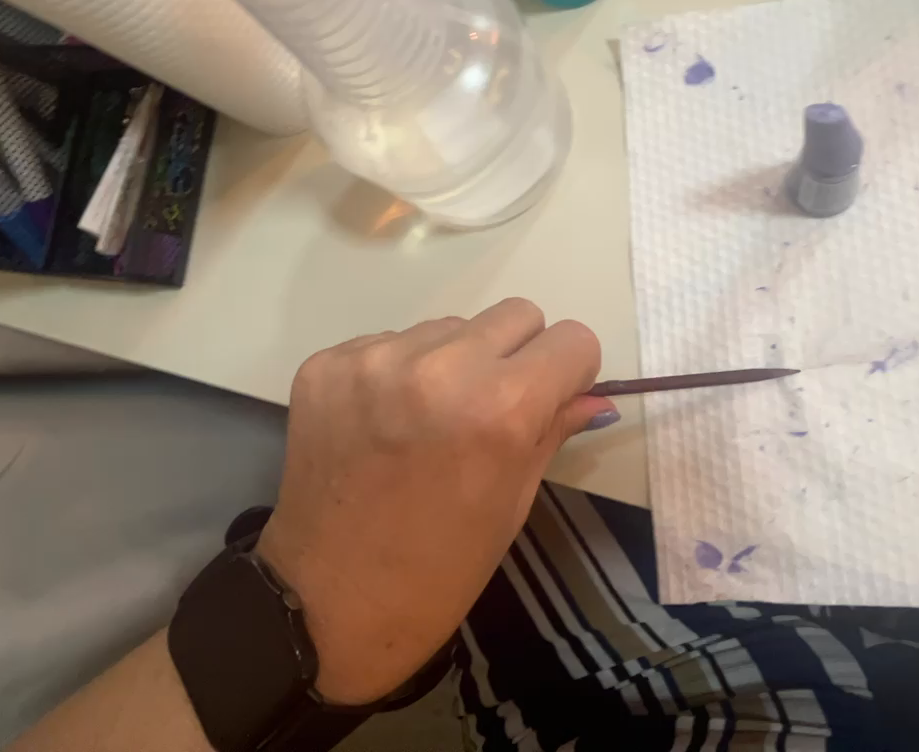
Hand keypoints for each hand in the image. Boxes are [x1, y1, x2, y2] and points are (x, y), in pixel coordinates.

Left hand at [254, 299, 614, 705]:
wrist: (325, 603)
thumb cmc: (439, 570)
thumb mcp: (513, 503)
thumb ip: (554, 429)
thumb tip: (593, 394)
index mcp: (499, 407)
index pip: (572, 339)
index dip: (569, 371)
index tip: (551, 396)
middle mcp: (440, 366)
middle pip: (515, 314)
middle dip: (516, 356)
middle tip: (490, 407)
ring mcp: (375, 358)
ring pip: (450, 325)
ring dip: (453, 361)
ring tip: (426, 420)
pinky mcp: (327, 363)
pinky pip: (391, 342)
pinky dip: (399, 372)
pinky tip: (382, 423)